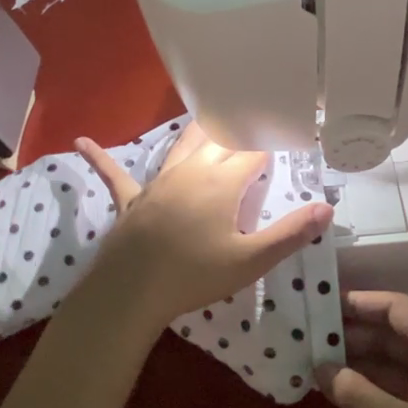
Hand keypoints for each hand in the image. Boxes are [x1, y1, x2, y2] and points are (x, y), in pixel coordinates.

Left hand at [74, 123, 331, 338]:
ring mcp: (157, 183)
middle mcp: (190, 171)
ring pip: (180, 146)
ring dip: (197, 131)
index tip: (289, 131)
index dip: (271, 139)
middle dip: (239, 127)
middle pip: (218, 139)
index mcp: (222, 181)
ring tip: (209, 114)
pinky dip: (101, 157)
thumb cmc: (194, 275)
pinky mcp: (130, 200)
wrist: (131, 293)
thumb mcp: (250, 260)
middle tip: (255, 115)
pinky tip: (80, 141)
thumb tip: (327, 209)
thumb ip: (290, 234)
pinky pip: (115, 174)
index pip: (253, 150)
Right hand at [316, 292, 407, 407]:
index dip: (359, 302)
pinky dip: (372, 388)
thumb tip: (319, 368)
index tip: (319, 303)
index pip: (397, 308)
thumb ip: (356, 393)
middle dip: (353, 333)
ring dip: (359, 362)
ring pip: (395, 363)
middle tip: (308, 336)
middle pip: (395, 333)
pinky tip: (342, 393)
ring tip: (314, 362)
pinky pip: (401, 390)